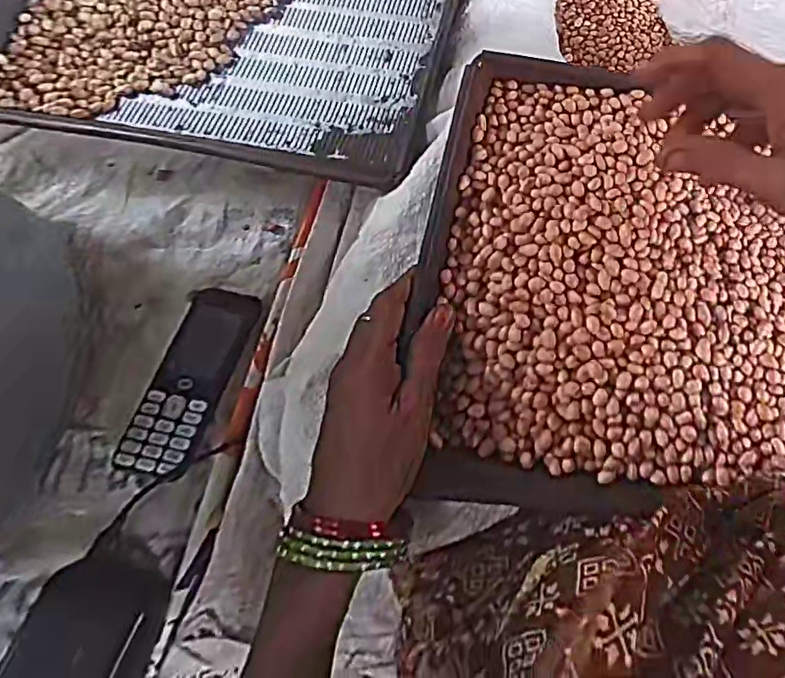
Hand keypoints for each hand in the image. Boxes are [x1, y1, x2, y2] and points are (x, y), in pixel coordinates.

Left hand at [302, 274, 452, 524]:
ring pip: (370, 334)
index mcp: (364, 364)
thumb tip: (441, 311)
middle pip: (374, 317)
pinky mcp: (345, 395)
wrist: (343, 512)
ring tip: (434, 318)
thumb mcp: (416, 407)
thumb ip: (426, 355)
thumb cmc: (384, 461)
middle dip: (405, 299)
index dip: (408, 284)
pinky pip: (367, 353)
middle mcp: (347, 366)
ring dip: (398, 320)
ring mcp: (343, 381)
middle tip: (442, 293)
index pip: (384, 306)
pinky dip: (390, 341)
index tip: (434, 271)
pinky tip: (413, 351)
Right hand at [634, 38, 784, 253]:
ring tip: (678, 144)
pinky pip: (764, 106)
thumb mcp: (778, 186)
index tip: (638, 80)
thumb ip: (720, 164)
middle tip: (648, 120)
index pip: (718, 59)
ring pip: (743, 89)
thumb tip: (668, 156)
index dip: (672, 65)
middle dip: (682, 93)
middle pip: (725, 72)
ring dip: (706, 110)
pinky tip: (719, 149)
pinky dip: (735, 123)